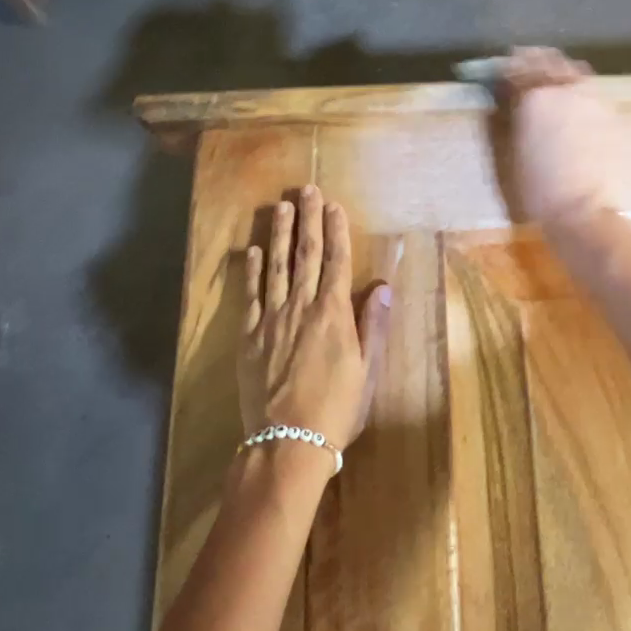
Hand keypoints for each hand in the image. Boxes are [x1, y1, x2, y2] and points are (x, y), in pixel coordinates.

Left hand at [239, 186, 390, 453]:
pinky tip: (252, 250)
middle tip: (306, 190)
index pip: (335, 262)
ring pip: (276, 267)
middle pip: (305, 255)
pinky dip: (251, 271)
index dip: (335, 232)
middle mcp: (301, 308)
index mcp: (334, 314)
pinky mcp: (249, 336)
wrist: (288, 440)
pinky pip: (250, 295)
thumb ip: (371, 325)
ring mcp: (271, 320)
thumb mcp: (366, 370)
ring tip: (280, 207)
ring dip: (279, 234)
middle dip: (307, 220)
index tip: (334, 206)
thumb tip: (381, 286)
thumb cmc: (337, 409)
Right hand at [499, 47, 618, 228]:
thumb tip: (503, 92)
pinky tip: (573, 107)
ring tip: (551, 87)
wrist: (582, 210)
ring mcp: (593, 98)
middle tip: (523, 72)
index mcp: (535, 95)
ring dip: (559, 73)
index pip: (516, 67)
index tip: (500, 72)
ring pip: (573, 71)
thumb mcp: (508, 152)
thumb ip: (506, 113)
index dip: (505, 67)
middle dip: (533, 63)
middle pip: (548, 60)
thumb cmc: (537, 188)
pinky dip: (578, 91)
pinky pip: (590, 91)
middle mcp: (566, 87)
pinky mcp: (611, 113)